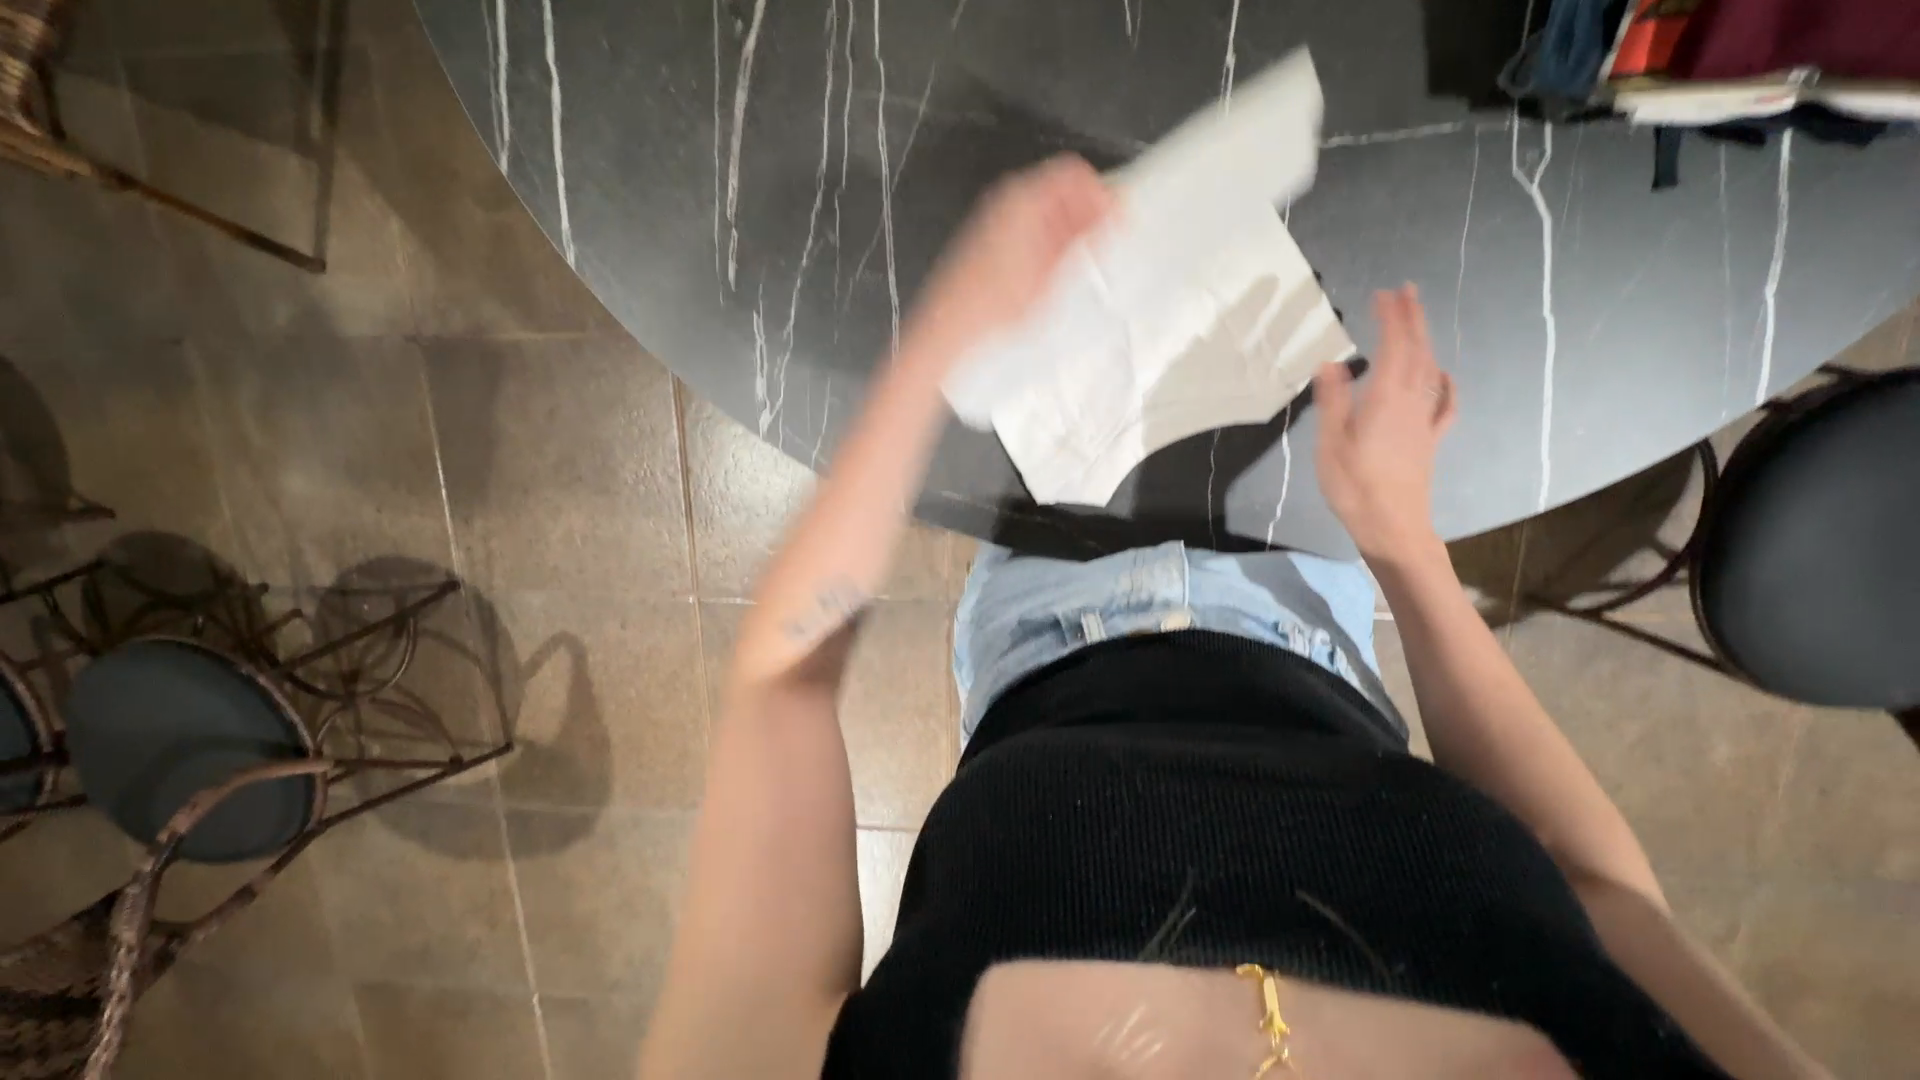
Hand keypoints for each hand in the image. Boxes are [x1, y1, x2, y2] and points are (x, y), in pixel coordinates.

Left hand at [905, 154, 1115, 357]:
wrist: (950, 327)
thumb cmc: (991, 303)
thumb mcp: (1053, 271)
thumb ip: (1086, 234)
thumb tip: (1113, 209)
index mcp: (1023, 199)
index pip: (1076, 173)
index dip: (1101, 194)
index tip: (1116, 218)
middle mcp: (1008, 202)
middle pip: (1062, 190)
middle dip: (1087, 214)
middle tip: (1103, 244)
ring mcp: (998, 220)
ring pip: (1048, 211)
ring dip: (1069, 231)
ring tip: (1079, 265)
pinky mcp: (992, 240)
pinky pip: (1032, 228)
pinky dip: (1049, 243)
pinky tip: (1053, 274)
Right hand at [1313, 285, 1456, 562]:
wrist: (1392, 524)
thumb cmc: (1354, 485)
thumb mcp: (1331, 444)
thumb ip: (1333, 402)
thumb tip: (1331, 364)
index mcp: (1386, 399)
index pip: (1394, 347)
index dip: (1391, 319)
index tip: (1384, 294)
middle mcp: (1411, 402)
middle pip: (1418, 352)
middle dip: (1413, 320)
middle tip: (1407, 292)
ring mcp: (1424, 421)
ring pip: (1430, 372)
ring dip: (1425, 343)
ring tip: (1417, 322)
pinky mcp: (1428, 440)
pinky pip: (1444, 405)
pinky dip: (1445, 384)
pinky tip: (1444, 376)